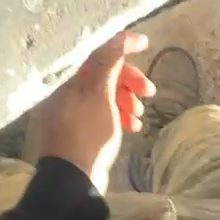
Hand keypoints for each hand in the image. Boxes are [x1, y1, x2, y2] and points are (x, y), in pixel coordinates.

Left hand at [27, 32, 155, 191]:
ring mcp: (74, 115)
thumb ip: (108, 65)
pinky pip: (103, 116)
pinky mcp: (80, 133)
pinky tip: (133, 127)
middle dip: (130, 80)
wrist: (72, 181)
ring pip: (107, 96)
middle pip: (105, 76)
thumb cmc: (88, 135)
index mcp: (72, 82)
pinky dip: (120, 117)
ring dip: (127, 100)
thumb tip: (119, 38)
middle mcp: (70, 94)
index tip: (146, 44)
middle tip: (149, 92)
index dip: (124, 46)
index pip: (100, 55)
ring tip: (140, 115)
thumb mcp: (100, 96)